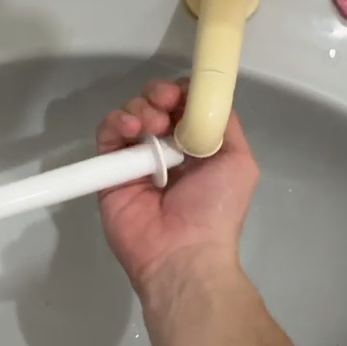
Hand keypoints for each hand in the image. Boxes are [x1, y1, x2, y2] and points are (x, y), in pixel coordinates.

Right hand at [96, 78, 258, 292]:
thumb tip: (205, 102)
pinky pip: (107, 135)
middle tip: (164, 107)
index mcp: (197, 148)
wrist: (182, 252)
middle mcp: (166, 149)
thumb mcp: (238, 163)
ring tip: (149, 126)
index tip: (181, 96)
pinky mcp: (111, 171)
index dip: (181, 93)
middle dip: (159, 96)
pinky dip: (116, 123)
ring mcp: (137, 159)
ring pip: (131, 114)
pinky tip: (130, 130)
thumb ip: (225, 127)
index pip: (184, 105)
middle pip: (155, 104)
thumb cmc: (215, 209)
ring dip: (140, 108)